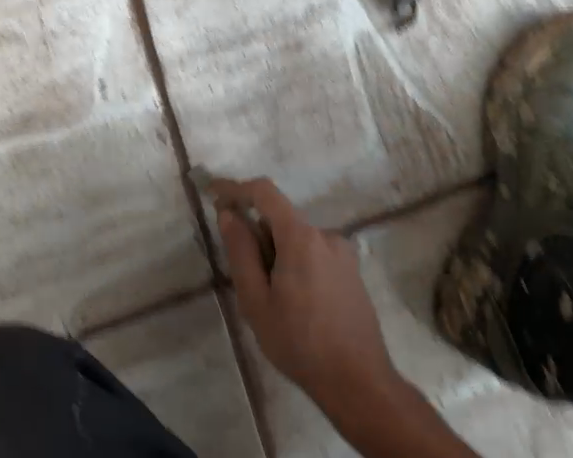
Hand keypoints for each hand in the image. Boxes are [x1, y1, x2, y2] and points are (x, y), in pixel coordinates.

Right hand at [209, 176, 400, 410]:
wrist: (359, 383)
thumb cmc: (299, 342)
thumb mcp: (256, 300)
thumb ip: (241, 251)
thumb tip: (228, 214)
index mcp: (301, 237)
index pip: (264, 192)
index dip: (235, 188)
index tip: (213, 195)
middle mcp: (326, 236)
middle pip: (280, 220)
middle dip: (258, 237)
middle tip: (247, 280)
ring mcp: (343, 255)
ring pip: (297, 240)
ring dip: (278, 255)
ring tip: (273, 302)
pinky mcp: (352, 273)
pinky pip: (315, 255)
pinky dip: (296, 266)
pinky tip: (297, 307)